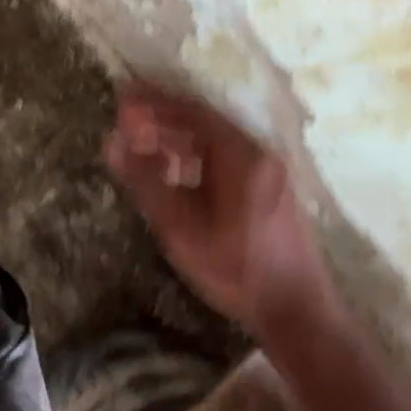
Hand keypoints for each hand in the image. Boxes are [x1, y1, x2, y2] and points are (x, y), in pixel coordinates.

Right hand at [105, 84, 337, 336]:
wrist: (297, 312)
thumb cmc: (235, 268)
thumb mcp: (179, 226)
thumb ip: (144, 180)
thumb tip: (113, 141)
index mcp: (240, 155)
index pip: (190, 112)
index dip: (153, 103)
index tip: (122, 98)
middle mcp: (259, 154)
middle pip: (205, 121)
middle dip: (163, 116)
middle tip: (126, 117)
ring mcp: (270, 172)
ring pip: (216, 139)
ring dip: (179, 135)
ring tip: (144, 141)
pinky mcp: (272, 190)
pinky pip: (228, 155)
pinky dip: (197, 152)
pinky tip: (177, 169)